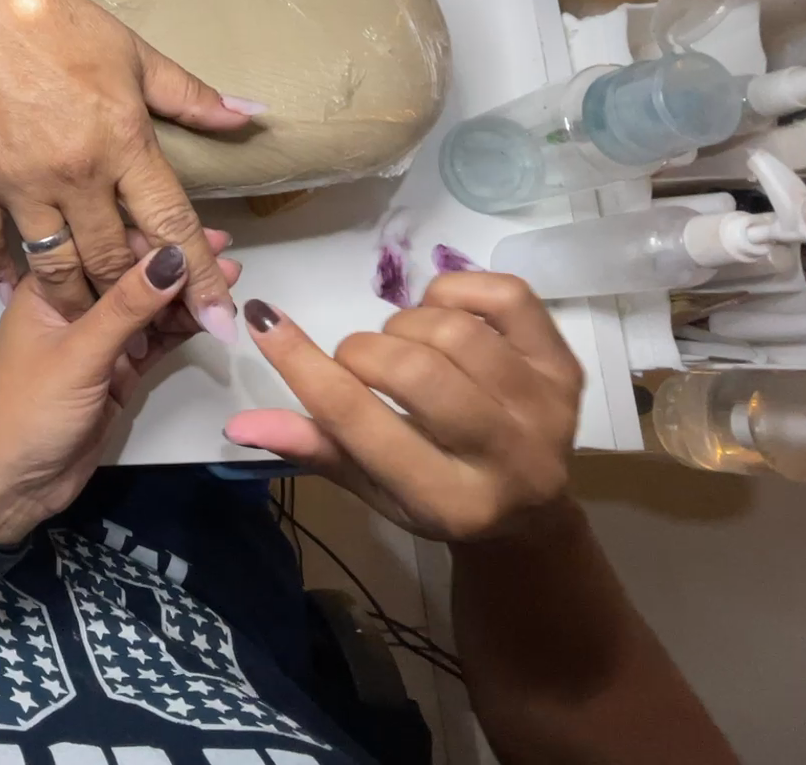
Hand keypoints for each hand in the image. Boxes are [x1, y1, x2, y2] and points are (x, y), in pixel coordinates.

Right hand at [0, 0, 258, 338]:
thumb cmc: (50, 22)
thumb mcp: (131, 51)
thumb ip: (189, 95)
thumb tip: (248, 115)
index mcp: (122, 140)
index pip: (172, 224)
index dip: (200, 278)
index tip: (219, 322)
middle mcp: (75, 173)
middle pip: (114, 258)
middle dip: (135, 300)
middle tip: (145, 326)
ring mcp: (20, 183)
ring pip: (54, 265)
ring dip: (74, 300)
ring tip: (85, 320)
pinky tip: (10, 291)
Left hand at [0, 232, 242, 543]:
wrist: (10, 486)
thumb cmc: (29, 410)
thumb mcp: (79, 354)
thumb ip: (127, 306)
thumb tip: (175, 253)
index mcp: (48, 287)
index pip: (104, 249)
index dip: (150, 239)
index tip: (195, 231)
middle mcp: (74, 306)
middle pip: (130, 276)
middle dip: (175, 266)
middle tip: (225, 254)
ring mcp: (96, 341)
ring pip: (147, 310)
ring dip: (184, 298)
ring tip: (231, 282)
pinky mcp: (115, 372)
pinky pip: (153, 342)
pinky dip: (180, 331)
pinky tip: (210, 316)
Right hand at [226, 272, 584, 542]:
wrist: (530, 512)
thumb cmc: (429, 497)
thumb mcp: (365, 485)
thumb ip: (310, 447)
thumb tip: (238, 423)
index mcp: (446, 499)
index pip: (356, 417)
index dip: (299, 362)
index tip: (262, 320)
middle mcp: (508, 458)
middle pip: (412, 369)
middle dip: (360, 351)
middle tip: (356, 362)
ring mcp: (546, 407)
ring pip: (452, 331)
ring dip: (404, 325)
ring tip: (401, 346)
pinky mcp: (567, 367)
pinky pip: (506, 296)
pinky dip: (454, 292)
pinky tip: (440, 314)